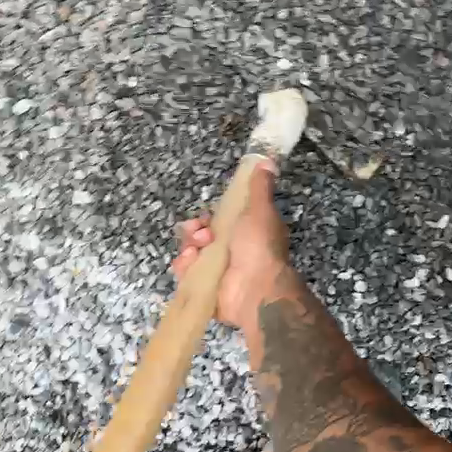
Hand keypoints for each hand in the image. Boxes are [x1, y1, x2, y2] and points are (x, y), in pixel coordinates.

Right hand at [169, 160, 295, 329]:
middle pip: (201, 236)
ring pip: (191, 254)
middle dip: (195, 231)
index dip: (208, 218)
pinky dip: (184, 267)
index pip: (219, 222)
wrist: (255, 289)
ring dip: (188, 247)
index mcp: (246, 234)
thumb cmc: (259, 247)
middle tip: (200, 235)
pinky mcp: (206, 289)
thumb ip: (260, 188)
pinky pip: (187, 274)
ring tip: (196, 250)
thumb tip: (267, 162)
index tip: (204, 218)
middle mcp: (232, 253)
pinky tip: (189, 263)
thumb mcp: (260, 210)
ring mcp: (218, 272)